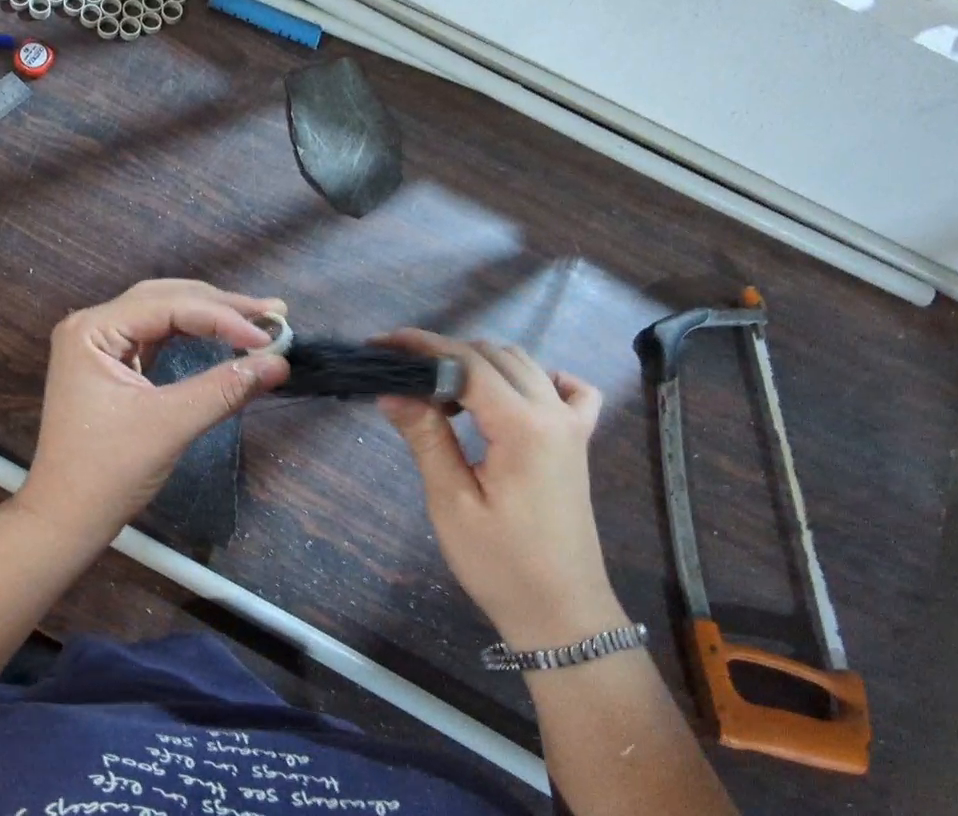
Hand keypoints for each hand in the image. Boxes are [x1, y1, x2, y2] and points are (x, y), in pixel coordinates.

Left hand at [16, 280, 289, 541]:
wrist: (66, 518)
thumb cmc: (109, 471)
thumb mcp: (170, 425)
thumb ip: (224, 388)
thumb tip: (279, 363)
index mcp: (92, 330)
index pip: (168, 305)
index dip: (222, 317)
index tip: (271, 336)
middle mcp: (90, 327)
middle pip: (164, 299)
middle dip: (219, 307)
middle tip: (273, 313)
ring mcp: (97, 346)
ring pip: (161, 315)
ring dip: (208, 316)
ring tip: (256, 319)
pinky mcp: (108, 366)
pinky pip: (155, 338)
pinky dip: (190, 336)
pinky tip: (219, 335)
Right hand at [376, 332, 625, 649]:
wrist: (561, 612)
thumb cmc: (500, 564)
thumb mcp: (451, 501)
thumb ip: (426, 436)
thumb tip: (392, 389)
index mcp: (523, 426)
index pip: (465, 364)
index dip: (420, 347)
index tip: (380, 345)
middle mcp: (554, 413)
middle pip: (493, 355)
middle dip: (443, 351)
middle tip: (398, 370)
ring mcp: (571, 426)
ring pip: (523, 364)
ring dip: (477, 363)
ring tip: (435, 388)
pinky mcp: (577, 443)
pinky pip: (566, 389)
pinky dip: (535, 376)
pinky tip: (507, 394)